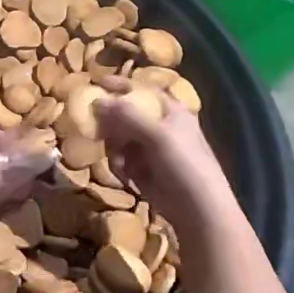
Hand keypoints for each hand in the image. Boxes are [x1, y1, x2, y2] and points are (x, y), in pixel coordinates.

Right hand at [95, 96, 234, 230]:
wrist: (198, 208)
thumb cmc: (184, 164)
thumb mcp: (157, 135)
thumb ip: (126, 115)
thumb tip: (97, 100)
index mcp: (170, 111)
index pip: (141, 89)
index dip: (119, 85)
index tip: (95, 83)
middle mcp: (157, 125)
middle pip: (122, 113)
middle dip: (109, 123)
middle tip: (98, 130)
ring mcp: (148, 146)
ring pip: (116, 135)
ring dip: (113, 148)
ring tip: (120, 162)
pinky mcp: (140, 165)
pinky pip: (118, 156)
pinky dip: (117, 164)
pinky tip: (125, 175)